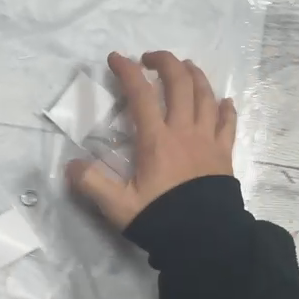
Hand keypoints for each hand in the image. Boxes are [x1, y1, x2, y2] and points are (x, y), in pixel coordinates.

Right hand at [66, 51, 236, 229]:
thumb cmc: (159, 218)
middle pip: (179, 83)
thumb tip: (70, 165)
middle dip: (164, 63)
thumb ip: (91, 183)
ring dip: (194, 75)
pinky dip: (224, 107)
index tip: (116, 58)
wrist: (205, 239)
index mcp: (156, 140)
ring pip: (205, 95)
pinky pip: (227, 122)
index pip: (140, 94)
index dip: (127, 71)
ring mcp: (208, 140)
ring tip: (185, 67)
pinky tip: (222, 101)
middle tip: (150, 59)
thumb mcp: (117, 205)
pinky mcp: (223, 154)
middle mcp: (184, 131)